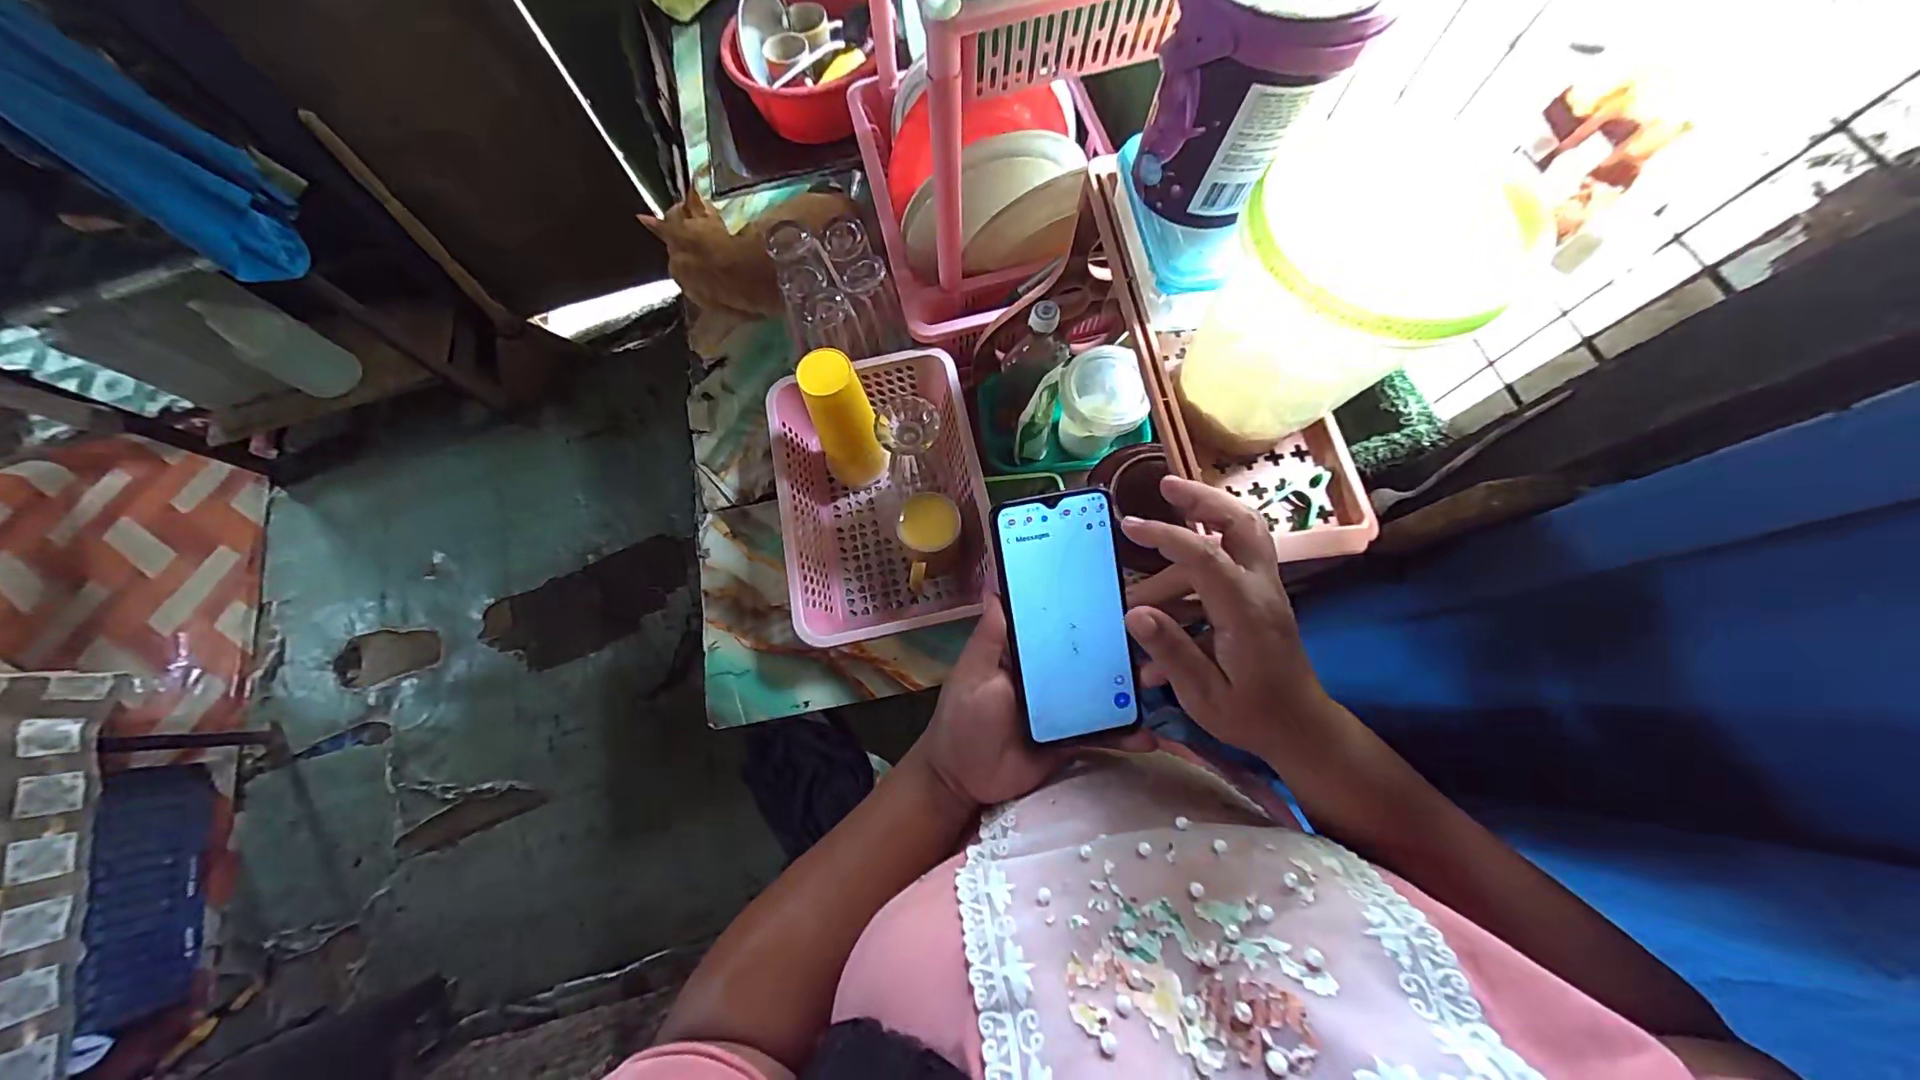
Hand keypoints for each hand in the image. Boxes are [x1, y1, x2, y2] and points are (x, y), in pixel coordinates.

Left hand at [908, 595, 1150, 808]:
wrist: (963, 782)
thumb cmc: (962, 720)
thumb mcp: (973, 675)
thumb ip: (989, 638)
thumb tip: (996, 589)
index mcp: (1023, 653)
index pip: (1056, 626)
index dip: (1081, 613)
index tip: (1115, 596)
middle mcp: (1047, 675)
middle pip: (1087, 658)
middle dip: (1119, 651)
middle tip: (1154, 642)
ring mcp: (1062, 707)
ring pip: (1101, 693)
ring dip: (1129, 691)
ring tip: (1159, 684)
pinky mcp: (1071, 738)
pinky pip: (1102, 732)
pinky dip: (1124, 734)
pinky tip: (1148, 737)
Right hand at [1120, 476, 1334, 756]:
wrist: (1302, 729)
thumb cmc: (1253, 716)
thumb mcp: (1205, 696)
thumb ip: (1171, 652)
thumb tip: (1135, 615)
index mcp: (1246, 613)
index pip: (1206, 556)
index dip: (1166, 535)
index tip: (1129, 526)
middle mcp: (1260, 590)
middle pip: (1240, 522)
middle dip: (1202, 497)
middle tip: (1164, 486)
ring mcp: (1264, 591)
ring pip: (1234, 539)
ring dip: (1186, 545)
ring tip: (1140, 592)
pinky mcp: (1258, 598)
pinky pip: (1228, 563)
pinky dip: (1193, 572)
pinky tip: (1161, 614)